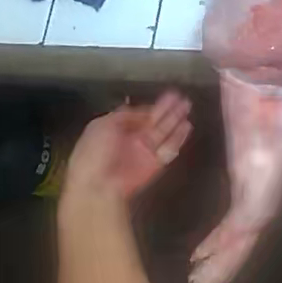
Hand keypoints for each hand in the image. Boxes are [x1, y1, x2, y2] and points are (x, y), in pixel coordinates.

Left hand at [62, 90, 192, 205]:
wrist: (97, 185)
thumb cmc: (94, 151)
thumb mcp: (103, 124)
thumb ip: (124, 114)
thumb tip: (142, 111)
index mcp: (116, 128)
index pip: (138, 115)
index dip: (151, 107)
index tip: (166, 97)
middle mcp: (132, 139)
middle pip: (153, 121)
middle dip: (167, 109)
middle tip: (182, 98)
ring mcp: (144, 152)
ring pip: (163, 133)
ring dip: (175, 120)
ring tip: (187, 106)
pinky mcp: (155, 165)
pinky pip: (169, 149)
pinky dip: (178, 138)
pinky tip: (187, 126)